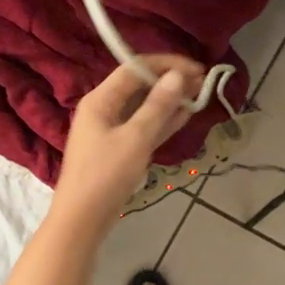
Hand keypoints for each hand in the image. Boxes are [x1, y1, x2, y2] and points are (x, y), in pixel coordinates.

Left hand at [53, 54, 202, 226]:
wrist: (82, 219)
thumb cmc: (105, 176)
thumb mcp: (135, 139)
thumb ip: (157, 106)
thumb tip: (178, 76)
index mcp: (100, 100)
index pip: (134, 68)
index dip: (167, 64)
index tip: (196, 69)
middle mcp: (104, 109)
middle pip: (139, 86)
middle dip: (170, 82)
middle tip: (202, 83)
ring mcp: (111, 130)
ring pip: (144, 107)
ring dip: (169, 101)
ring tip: (198, 95)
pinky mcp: (119, 149)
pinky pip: (143, 127)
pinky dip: (162, 121)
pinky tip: (184, 116)